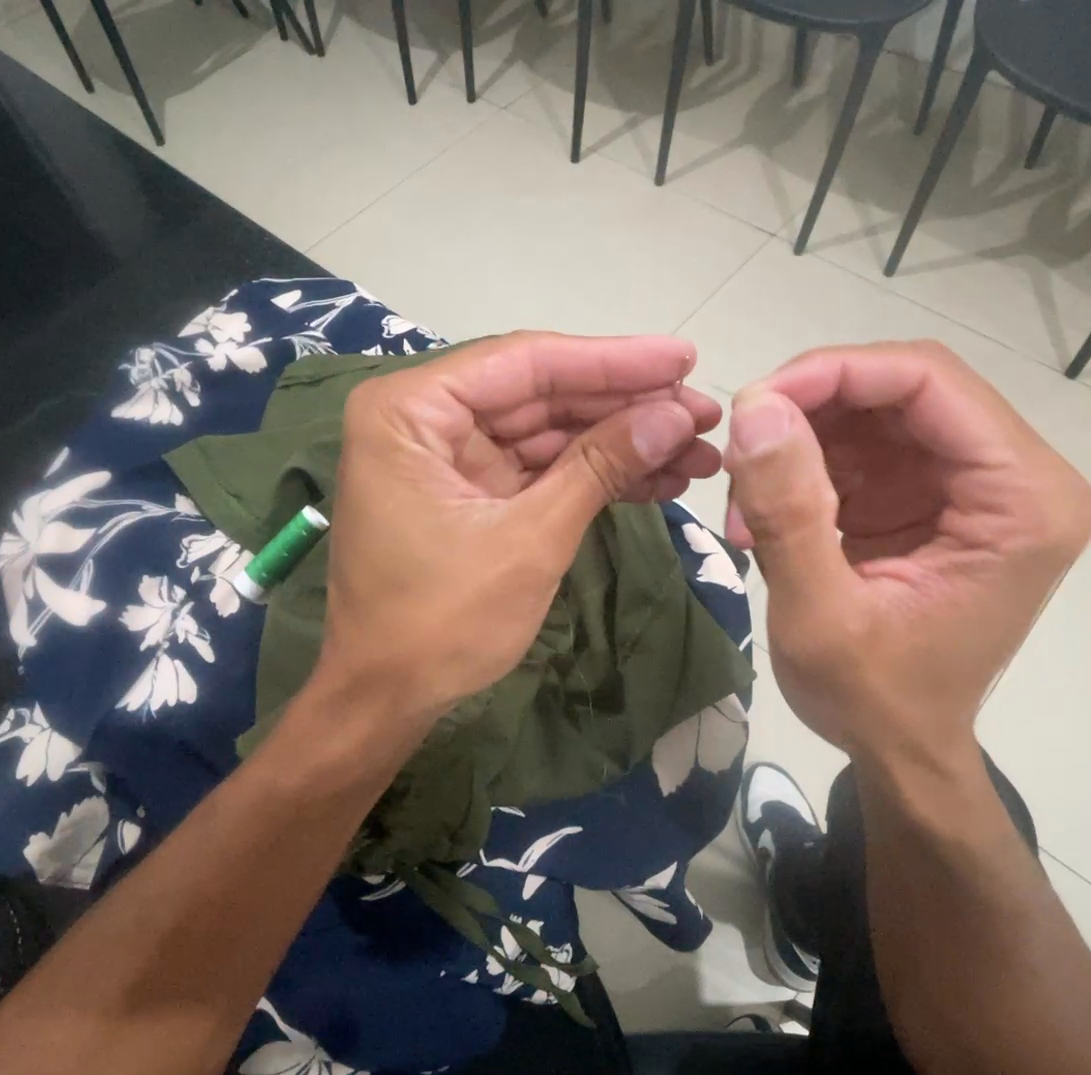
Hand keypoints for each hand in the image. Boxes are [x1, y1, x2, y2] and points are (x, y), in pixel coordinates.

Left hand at [316, 331, 722, 736]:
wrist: (386, 700)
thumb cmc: (441, 622)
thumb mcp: (528, 539)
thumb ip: (600, 467)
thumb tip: (676, 415)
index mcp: (411, 410)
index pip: (526, 363)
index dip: (613, 361)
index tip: (684, 357)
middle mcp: (425, 418)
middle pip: (542, 395)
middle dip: (626, 408)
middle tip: (704, 413)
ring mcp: (449, 458)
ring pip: (549, 434)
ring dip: (620, 445)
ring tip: (700, 452)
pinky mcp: (471, 494)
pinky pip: (540, 471)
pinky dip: (594, 478)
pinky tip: (659, 480)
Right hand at [722, 342, 1090, 774]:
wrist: (901, 749)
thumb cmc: (875, 700)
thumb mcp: (821, 615)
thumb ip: (790, 510)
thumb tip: (755, 406)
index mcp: (1023, 501)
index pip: (931, 383)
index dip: (836, 373)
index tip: (753, 403)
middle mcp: (1015, 476)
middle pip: (903, 387)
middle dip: (809, 408)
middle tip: (740, 455)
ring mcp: (974, 483)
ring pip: (875, 410)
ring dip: (799, 441)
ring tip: (745, 505)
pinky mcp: (934, 495)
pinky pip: (863, 445)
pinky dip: (805, 467)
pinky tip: (765, 514)